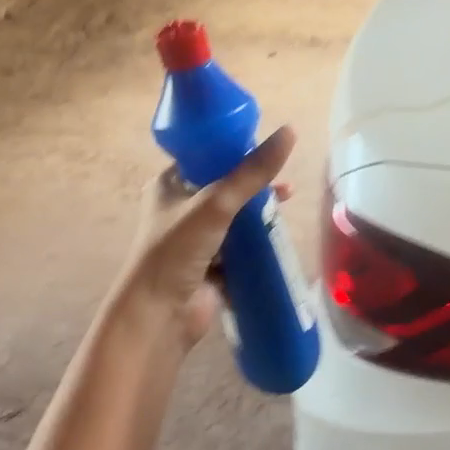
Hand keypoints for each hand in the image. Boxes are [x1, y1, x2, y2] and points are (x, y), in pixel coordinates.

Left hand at [110, 125, 297, 352]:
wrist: (158, 317)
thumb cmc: (176, 251)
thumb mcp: (216, 203)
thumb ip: (252, 172)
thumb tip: (290, 132)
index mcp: (168, 186)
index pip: (205, 158)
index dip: (234, 152)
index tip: (267, 151)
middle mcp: (179, 211)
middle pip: (225, 190)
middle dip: (254, 188)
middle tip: (284, 187)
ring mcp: (194, 242)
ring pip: (234, 222)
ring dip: (258, 218)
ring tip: (286, 212)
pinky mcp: (209, 269)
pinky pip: (239, 251)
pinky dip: (257, 247)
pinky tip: (279, 241)